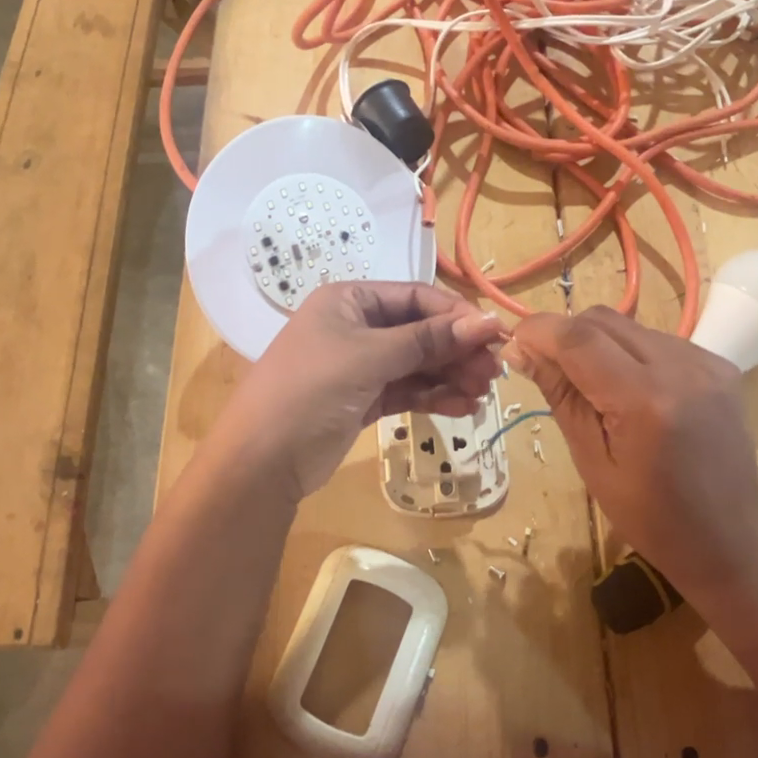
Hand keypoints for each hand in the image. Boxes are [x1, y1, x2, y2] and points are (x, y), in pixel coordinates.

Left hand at [215, 282, 505, 500]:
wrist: (261, 460)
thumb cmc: (311, 390)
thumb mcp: (370, 357)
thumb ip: (430, 340)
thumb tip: (489, 321)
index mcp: (349, 300)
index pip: (415, 297)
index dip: (456, 315)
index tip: (495, 336)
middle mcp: (355, 326)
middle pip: (420, 331)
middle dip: (457, 350)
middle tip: (493, 374)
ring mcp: (359, 365)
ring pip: (417, 363)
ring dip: (451, 375)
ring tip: (482, 394)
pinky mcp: (363, 400)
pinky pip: (408, 390)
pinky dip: (434, 396)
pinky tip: (463, 407)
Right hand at [505, 306, 757, 590]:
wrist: (729, 540)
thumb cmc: (651, 516)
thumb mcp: (591, 461)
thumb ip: (560, 396)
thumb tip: (518, 350)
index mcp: (645, 401)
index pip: (579, 339)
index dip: (538, 331)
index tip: (513, 343)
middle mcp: (680, 368)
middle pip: (603, 321)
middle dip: (564, 334)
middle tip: (543, 365)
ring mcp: (706, 362)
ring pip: (630, 326)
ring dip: (597, 342)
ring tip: (590, 384)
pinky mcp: (719, 364)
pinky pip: (659, 340)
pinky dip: (630, 352)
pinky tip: (629, 389)